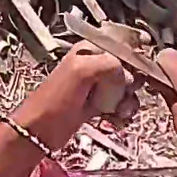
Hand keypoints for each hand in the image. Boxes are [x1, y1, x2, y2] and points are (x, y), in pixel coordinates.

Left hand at [9, 43, 131, 149]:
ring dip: (129, 101)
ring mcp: (95, 86)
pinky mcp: (96, 104)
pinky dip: (122, 113)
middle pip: (128, 69)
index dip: (134, 59)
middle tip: (125, 95)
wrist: (38, 131)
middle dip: (132, 84)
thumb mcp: (82, 72)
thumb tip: (128, 76)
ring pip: (125, 89)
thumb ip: (109, 65)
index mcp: (89, 50)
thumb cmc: (54, 100)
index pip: (122, 46)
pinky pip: (118, 105)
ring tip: (121, 111)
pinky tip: (118, 120)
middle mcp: (94, 65)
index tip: (138, 74)